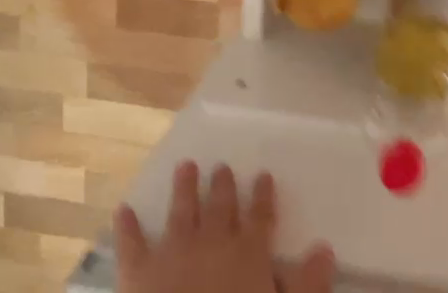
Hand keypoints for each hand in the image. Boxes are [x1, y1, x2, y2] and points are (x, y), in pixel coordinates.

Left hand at [116, 161, 335, 292]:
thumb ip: (309, 282)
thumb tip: (324, 248)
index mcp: (249, 253)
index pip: (260, 216)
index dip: (262, 196)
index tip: (263, 175)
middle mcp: (213, 242)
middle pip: (220, 207)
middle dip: (222, 186)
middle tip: (220, 166)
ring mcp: (174, 253)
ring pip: (181, 211)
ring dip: (183, 189)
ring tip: (185, 166)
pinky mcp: (139, 272)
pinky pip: (132, 244)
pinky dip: (127, 226)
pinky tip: (123, 210)